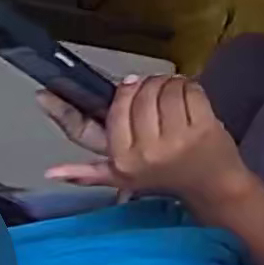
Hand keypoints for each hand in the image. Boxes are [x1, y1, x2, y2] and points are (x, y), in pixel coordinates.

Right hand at [44, 75, 254, 205]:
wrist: (213, 185)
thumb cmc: (167, 179)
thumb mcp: (124, 179)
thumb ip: (89, 172)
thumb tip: (49, 172)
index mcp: (124, 158)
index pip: (114, 115)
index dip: (119, 93)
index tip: (126, 80)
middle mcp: (148, 148)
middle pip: (141, 101)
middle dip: (145, 84)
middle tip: (150, 79)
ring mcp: (179, 137)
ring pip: (167, 95)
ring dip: (168, 82)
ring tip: (169, 80)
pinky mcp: (206, 127)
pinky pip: (193, 97)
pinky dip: (189, 86)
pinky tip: (187, 85)